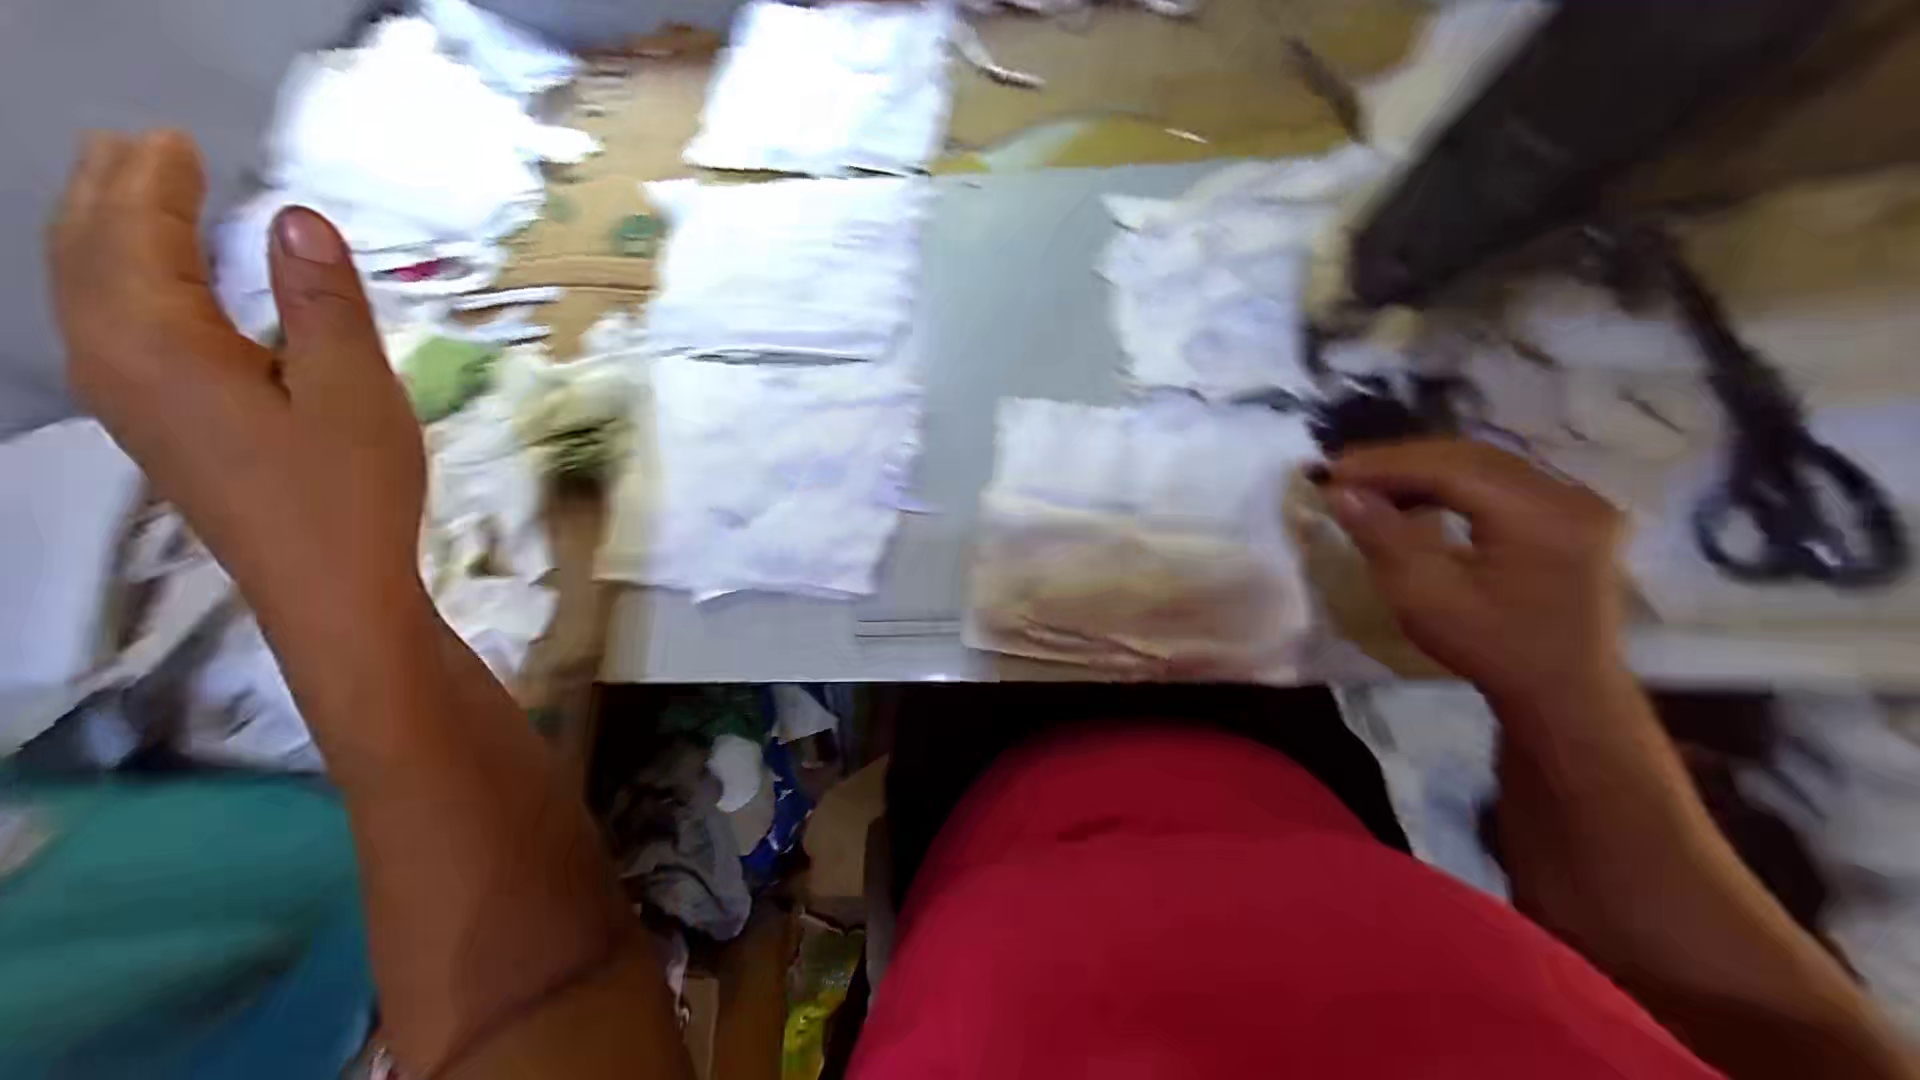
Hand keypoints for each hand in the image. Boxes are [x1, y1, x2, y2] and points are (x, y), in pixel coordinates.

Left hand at [48, 130, 427, 640]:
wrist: (328, 584)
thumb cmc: (349, 486)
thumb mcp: (354, 388)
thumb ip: (322, 301)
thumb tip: (294, 217)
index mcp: (158, 341)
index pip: (136, 233)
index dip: (155, 181)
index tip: (176, 139)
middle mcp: (113, 360)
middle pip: (87, 253)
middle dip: (108, 193)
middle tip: (140, 150)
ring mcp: (126, 400)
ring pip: (87, 293)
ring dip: (105, 235)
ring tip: (135, 202)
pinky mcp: (156, 429)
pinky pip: (108, 330)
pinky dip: (120, 285)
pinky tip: (155, 293)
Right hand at [1319, 439, 1626, 701]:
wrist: (1561, 691)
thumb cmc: (1490, 649)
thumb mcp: (1423, 598)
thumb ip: (1382, 537)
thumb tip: (1340, 491)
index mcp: (1541, 518)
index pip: (1451, 468)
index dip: (1385, 465)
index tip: (1331, 471)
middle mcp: (1569, 496)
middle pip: (1468, 457)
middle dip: (1399, 461)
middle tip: (1343, 472)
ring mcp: (1576, 501)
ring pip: (1482, 463)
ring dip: (1420, 469)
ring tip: (1369, 484)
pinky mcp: (1569, 512)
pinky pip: (1498, 479)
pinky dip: (1448, 482)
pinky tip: (1413, 497)